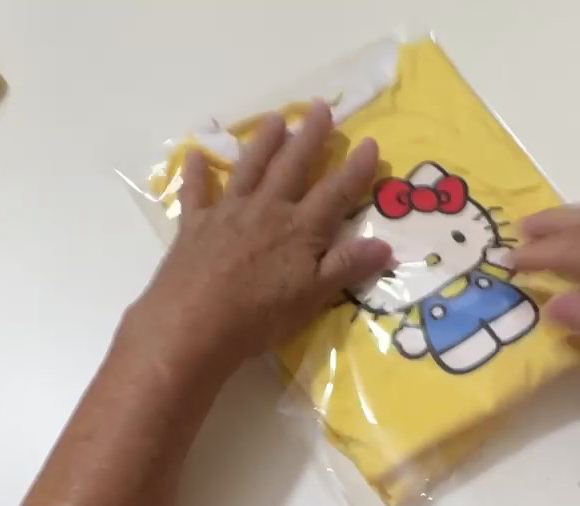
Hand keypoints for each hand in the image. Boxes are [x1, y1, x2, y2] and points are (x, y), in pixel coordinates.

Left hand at [121, 101, 392, 386]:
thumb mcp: (312, 297)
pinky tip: (197, 157)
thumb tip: (385, 245)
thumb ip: (346, 267)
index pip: (335, 193)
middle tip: (320, 107)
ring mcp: (228, 214)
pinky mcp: (195, 226)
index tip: (370, 143)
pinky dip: (198, 174)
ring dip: (265, 143)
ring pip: (251, 170)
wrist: (195, 323)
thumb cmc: (260, 316)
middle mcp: (266, 210)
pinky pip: (198, 193)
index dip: (355, 170)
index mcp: (299, 229)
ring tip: (276, 120)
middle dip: (309, 138)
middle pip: (292, 167)